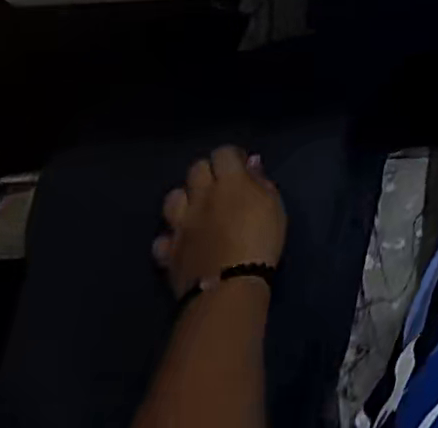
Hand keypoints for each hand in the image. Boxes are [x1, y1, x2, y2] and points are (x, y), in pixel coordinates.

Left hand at [152, 145, 286, 298]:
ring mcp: (180, 224)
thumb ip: (261, 182)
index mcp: (229, 182)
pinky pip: (164, 236)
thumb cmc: (262, 239)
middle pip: (196, 169)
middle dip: (209, 171)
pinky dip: (172, 235)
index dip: (232, 156)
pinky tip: (184, 240)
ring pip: (173, 197)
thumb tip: (251, 163)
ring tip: (199, 208)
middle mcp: (200, 196)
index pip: (222, 153)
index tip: (243, 166)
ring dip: (185, 198)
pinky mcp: (168, 250)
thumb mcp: (273, 205)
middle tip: (223, 185)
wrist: (230, 284)